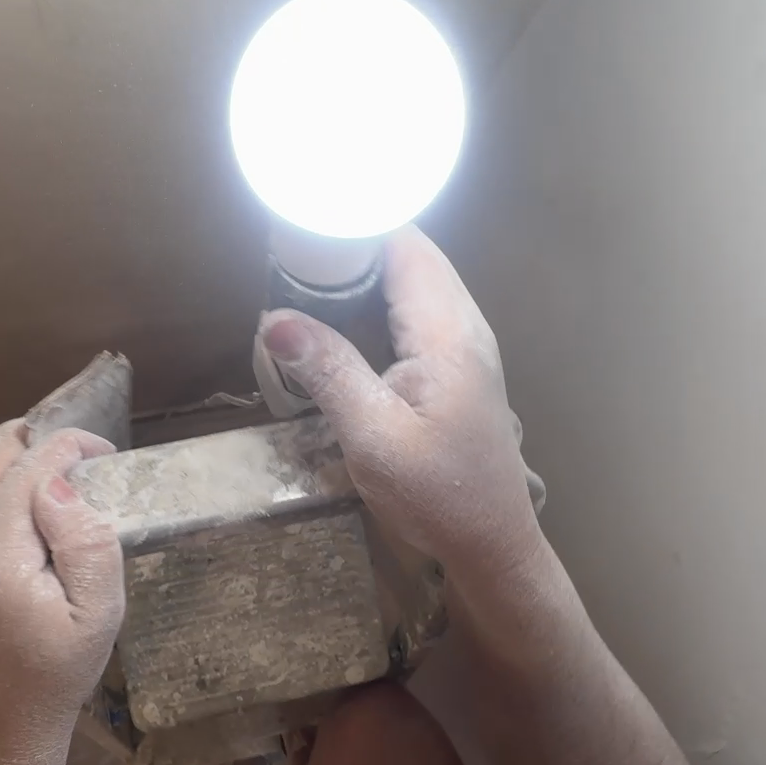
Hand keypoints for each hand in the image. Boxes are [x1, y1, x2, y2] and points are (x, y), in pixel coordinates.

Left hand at [0, 421, 124, 751]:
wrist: (5, 722)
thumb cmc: (63, 666)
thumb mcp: (102, 609)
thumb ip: (86, 540)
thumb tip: (55, 484)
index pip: (28, 471)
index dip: (67, 446)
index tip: (97, 448)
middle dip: (27, 441)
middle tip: (66, 446)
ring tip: (36, 473)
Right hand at [258, 226, 541, 577]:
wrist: (490, 542)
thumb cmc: (439, 495)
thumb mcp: (375, 438)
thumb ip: (329, 372)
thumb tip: (275, 320)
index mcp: (448, 333)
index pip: (405, 245)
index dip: (355, 222)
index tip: (301, 223)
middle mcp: (463, 327)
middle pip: (410, 255)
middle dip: (351, 244)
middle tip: (289, 253)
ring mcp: (463, 347)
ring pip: (413, 282)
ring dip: (363, 274)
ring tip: (305, 279)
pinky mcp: (455, 368)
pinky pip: (414, 312)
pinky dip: (376, 303)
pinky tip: (341, 321)